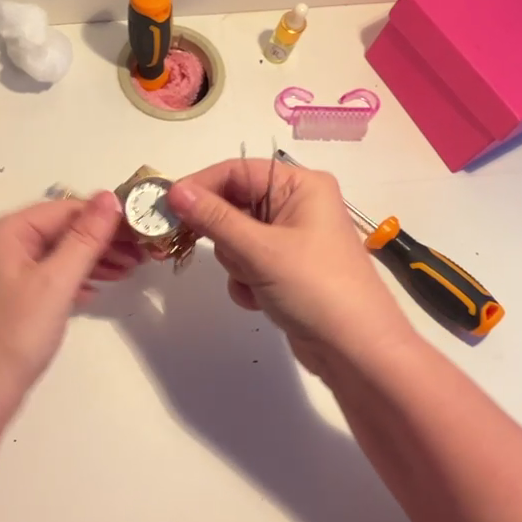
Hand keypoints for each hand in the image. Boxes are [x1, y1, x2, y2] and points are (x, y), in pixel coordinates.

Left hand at [0, 193, 131, 417]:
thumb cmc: (17, 333)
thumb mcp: (57, 281)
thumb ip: (85, 238)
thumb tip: (110, 196)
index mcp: (4, 232)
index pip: (63, 209)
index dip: (104, 216)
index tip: (142, 229)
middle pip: (58, 230)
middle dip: (101, 240)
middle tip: (143, 254)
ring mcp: (0, 273)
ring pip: (54, 255)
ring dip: (91, 260)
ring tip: (128, 271)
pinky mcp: (6, 298)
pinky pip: (46, 277)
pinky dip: (73, 279)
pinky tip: (97, 290)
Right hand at [169, 159, 412, 375]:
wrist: (355, 349)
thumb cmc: (315, 288)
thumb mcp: (260, 250)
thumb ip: (214, 219)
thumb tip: (174, 192)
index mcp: (300, 186)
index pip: (236, 171)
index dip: (200, 187)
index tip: (166, 207)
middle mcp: (296, 206)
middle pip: (233, 205)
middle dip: (222, 234)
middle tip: (202, 250)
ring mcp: (291, 240)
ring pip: (235, 239)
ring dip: (236, 264)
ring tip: (255, 282)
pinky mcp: (285, 270)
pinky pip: (247, 264)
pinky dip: (245, 282)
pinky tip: (259, 300)